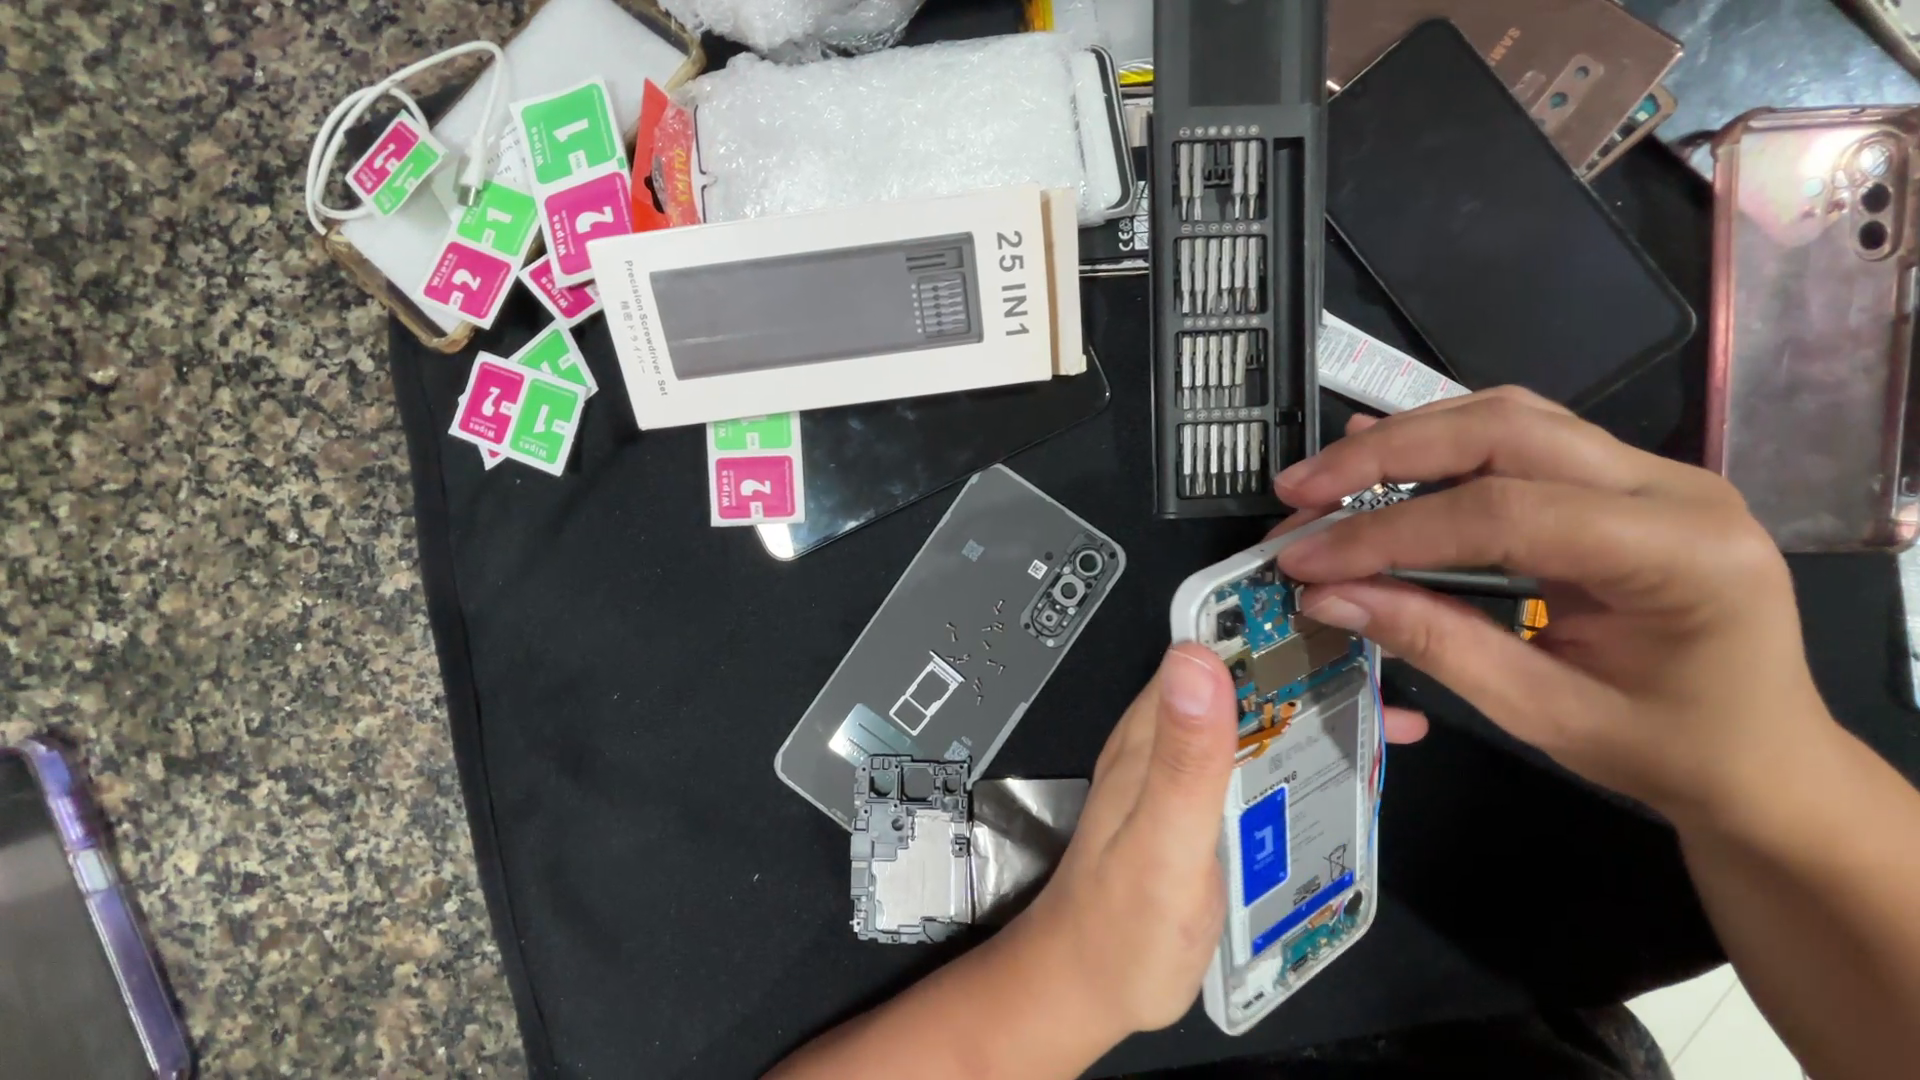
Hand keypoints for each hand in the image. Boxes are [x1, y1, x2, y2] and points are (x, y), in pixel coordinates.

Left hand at [1011, 644, 1426, 1037]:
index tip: (1340, 614)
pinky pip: (1257, 763)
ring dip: (1315, 712)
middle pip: (1242, 683)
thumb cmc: (1123, 926)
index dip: (1269, 627)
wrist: (1089, 987)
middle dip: (1311, 670)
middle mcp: (1166, 741)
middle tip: (1389, 674)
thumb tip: (1196, 656)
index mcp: (1153, 733)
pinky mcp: (1199, 809)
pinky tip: (1342, 771)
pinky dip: (1302, 755)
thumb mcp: (1161, 840)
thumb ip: (1183, 756)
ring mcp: (1183, 775)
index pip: (1210, 651)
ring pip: (1255, 720)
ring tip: (1387, 720)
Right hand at [1268, 387, 1830, 823]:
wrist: (1761, 756)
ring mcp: (1647, 470)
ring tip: (1322, 478)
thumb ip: (1433, 641)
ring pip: (1504, 415)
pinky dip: (1434, 441)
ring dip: (1401, 439)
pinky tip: (1376, 450)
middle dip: (1383, 456)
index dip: (1386, 531)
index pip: (1502, 513)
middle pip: (1502, 430)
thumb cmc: (1666, 748)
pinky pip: (1514, 433)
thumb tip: (1325, 595)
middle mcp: (1673, 486)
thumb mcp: (1541, 711)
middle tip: (1297, 492)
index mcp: (1680, 555)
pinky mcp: (1614, 475)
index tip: (1301, 557)